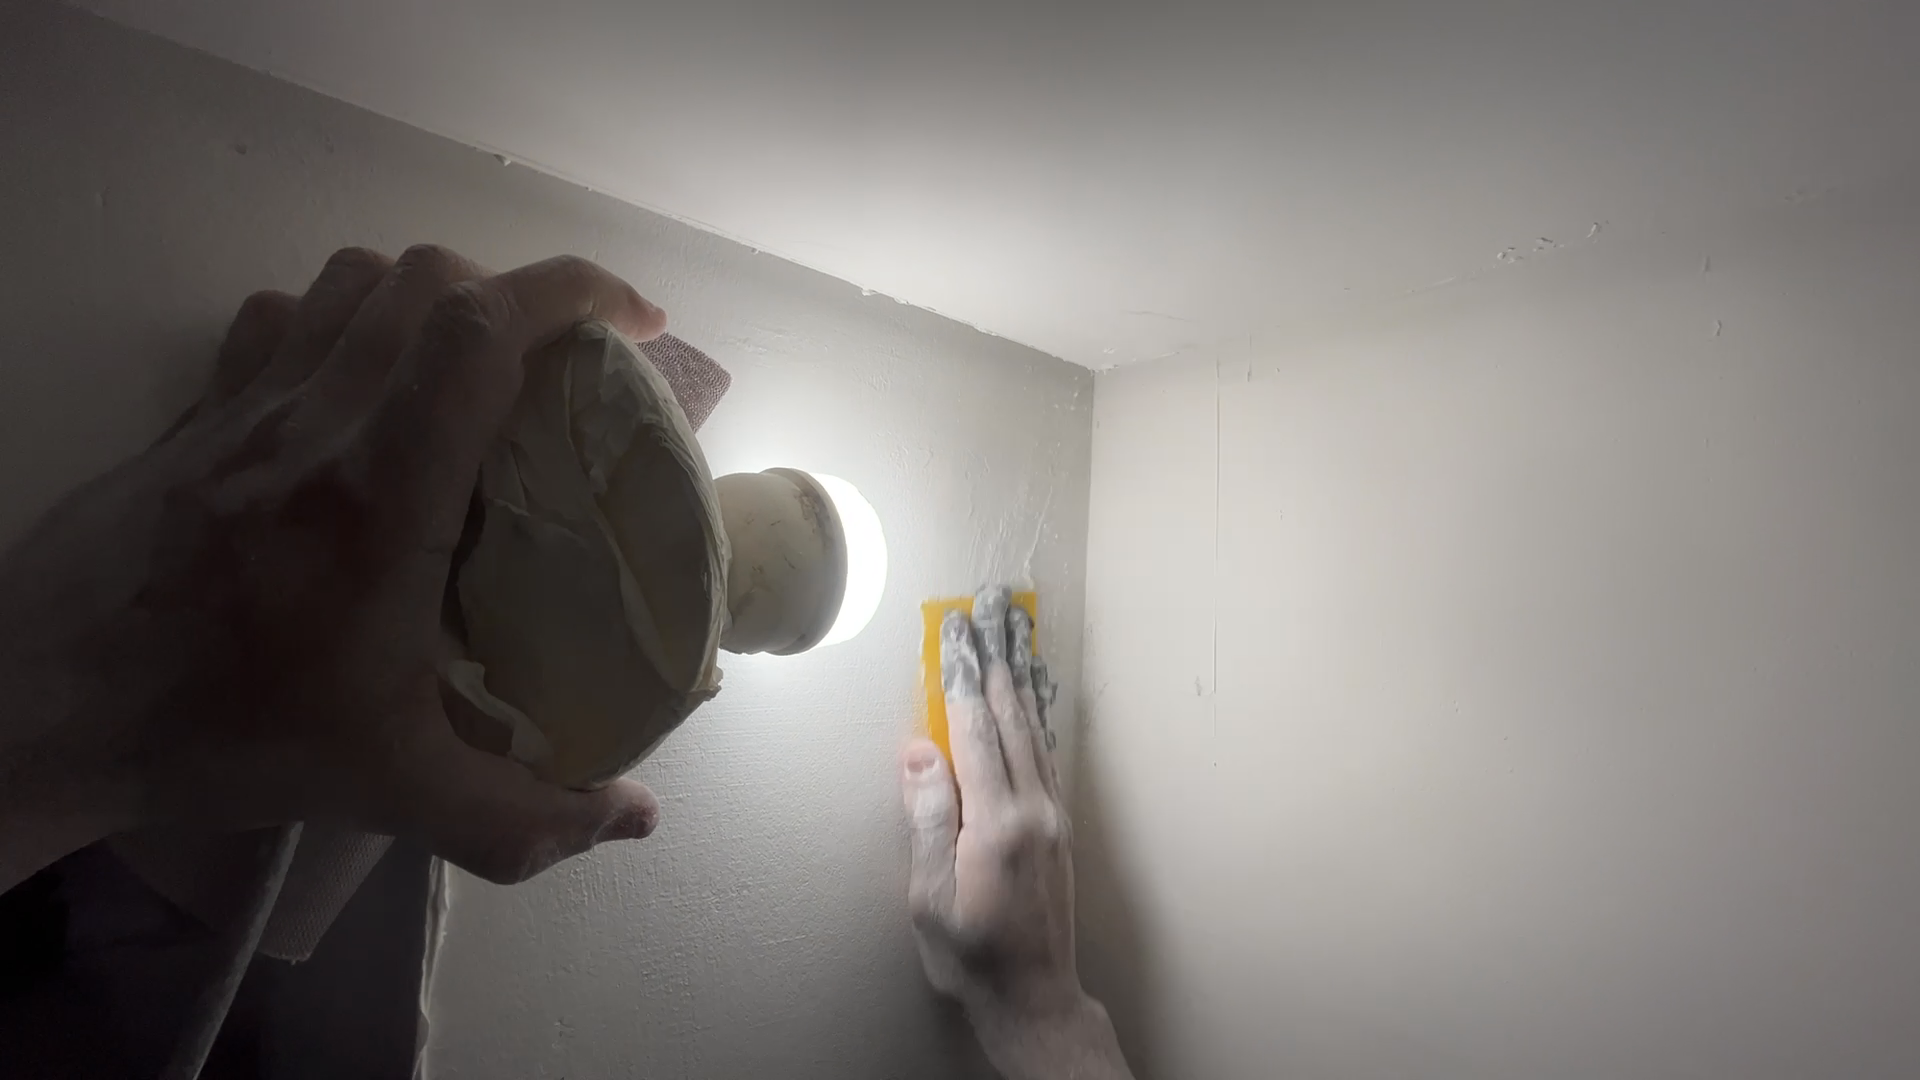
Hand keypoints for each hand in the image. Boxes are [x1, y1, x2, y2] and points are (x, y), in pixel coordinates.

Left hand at [0, 245, 666, 891]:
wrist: (10, 720)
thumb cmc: (225, 736)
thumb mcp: (395, 790)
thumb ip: (526, 815)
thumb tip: (637, 819)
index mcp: (380, 493)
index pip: (478, 333)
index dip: (576, 296)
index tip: (637, 325)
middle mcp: (316, 423)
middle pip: (432, 281)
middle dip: (527, 295)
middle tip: (575, 361)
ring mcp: (248, 405)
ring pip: (361, 280)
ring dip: (447, 301)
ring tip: (491, 365)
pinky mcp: (201, 411)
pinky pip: (292, 317)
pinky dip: (358, 322)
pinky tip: (380, 385)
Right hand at [901, 586, 1131, 1079]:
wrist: (1036, 996)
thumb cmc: (972, 954)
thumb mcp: (930, 897)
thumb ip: (928, 819)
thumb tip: (919, 750)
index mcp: (997, 821)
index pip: (974, 729)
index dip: (964, 676)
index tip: (956, 631)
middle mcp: (1033, 805)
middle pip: (1011, 715)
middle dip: (998, 657)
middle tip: (992, 608)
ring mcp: (1052, 811)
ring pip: (1034, 727)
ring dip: (1021, 676)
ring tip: (1015, 633)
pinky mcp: (1058, 821)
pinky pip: (1046, 751)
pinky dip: (1037, 713)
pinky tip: (1032, 694)